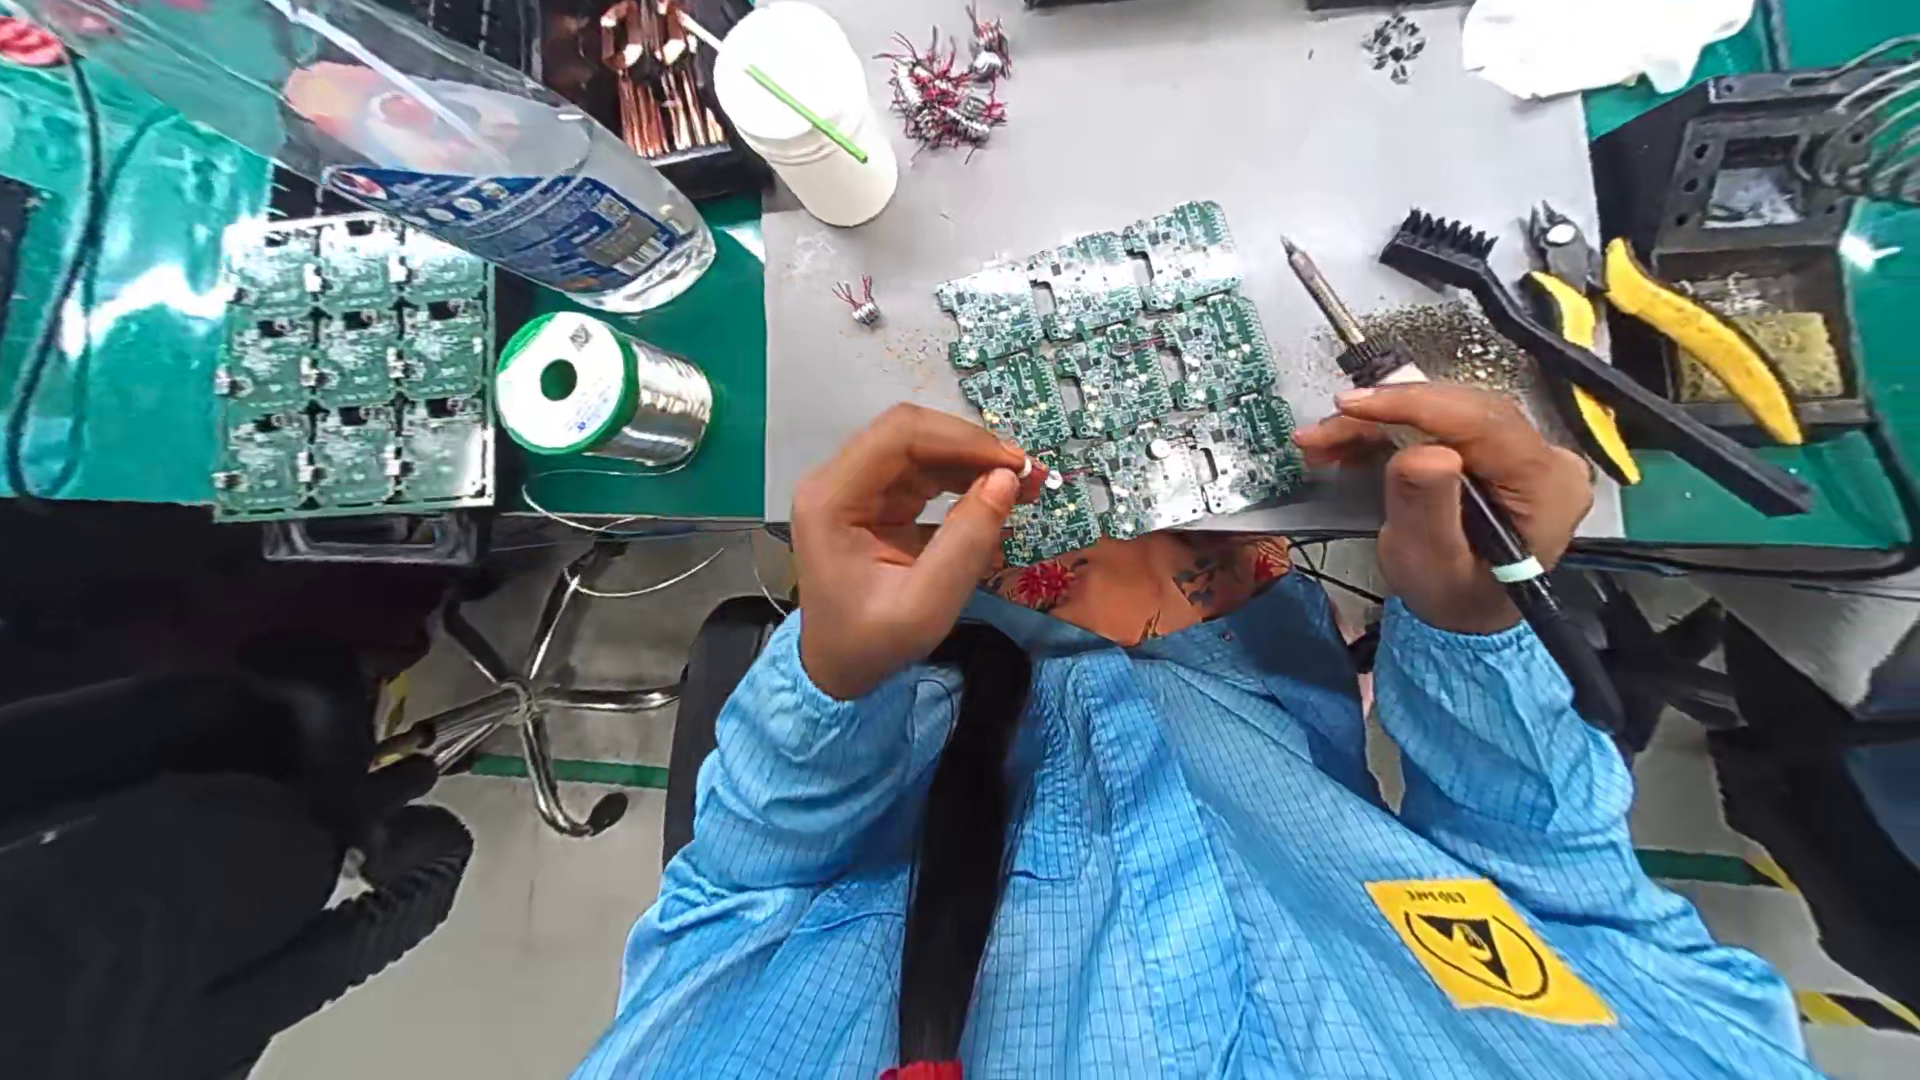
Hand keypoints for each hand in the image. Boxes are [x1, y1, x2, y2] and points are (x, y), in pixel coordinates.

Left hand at [792, 404, 1037, 698]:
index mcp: (832, 498)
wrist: (838, 667)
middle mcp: (838, 481)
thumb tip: (1007, 480)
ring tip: (1024, 483)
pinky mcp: (877, 499)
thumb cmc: (871, 644)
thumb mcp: (924, 607)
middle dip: (974, 447)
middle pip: (911, 434)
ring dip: (975, 460)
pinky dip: (964, 478)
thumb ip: (966, 545)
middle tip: (1030, 473)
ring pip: (922, 448)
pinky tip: (996, 494)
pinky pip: (925, 472)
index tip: (1014, 464)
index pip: (899, 436)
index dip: (962, 439)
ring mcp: (857, 487)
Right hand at [1292, 383, 1591, 633]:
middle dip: (1380, 415)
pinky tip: (1346, 446)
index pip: (1481, 422)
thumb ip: (1428, 508)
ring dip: (1372, 424)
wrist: (1464, 612)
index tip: (1353, 407)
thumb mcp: (1432, 561)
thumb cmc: (1452, 595)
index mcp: (1543, 484)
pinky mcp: (1487, 454)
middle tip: (1321, 432)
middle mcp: (1540, 458)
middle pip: (1456, 412)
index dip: (1413, 406)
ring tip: (1321, 443)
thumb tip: (1423, 454)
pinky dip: (1382, 432)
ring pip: (1438, 415)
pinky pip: (1433, 427)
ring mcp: (1516, 454)